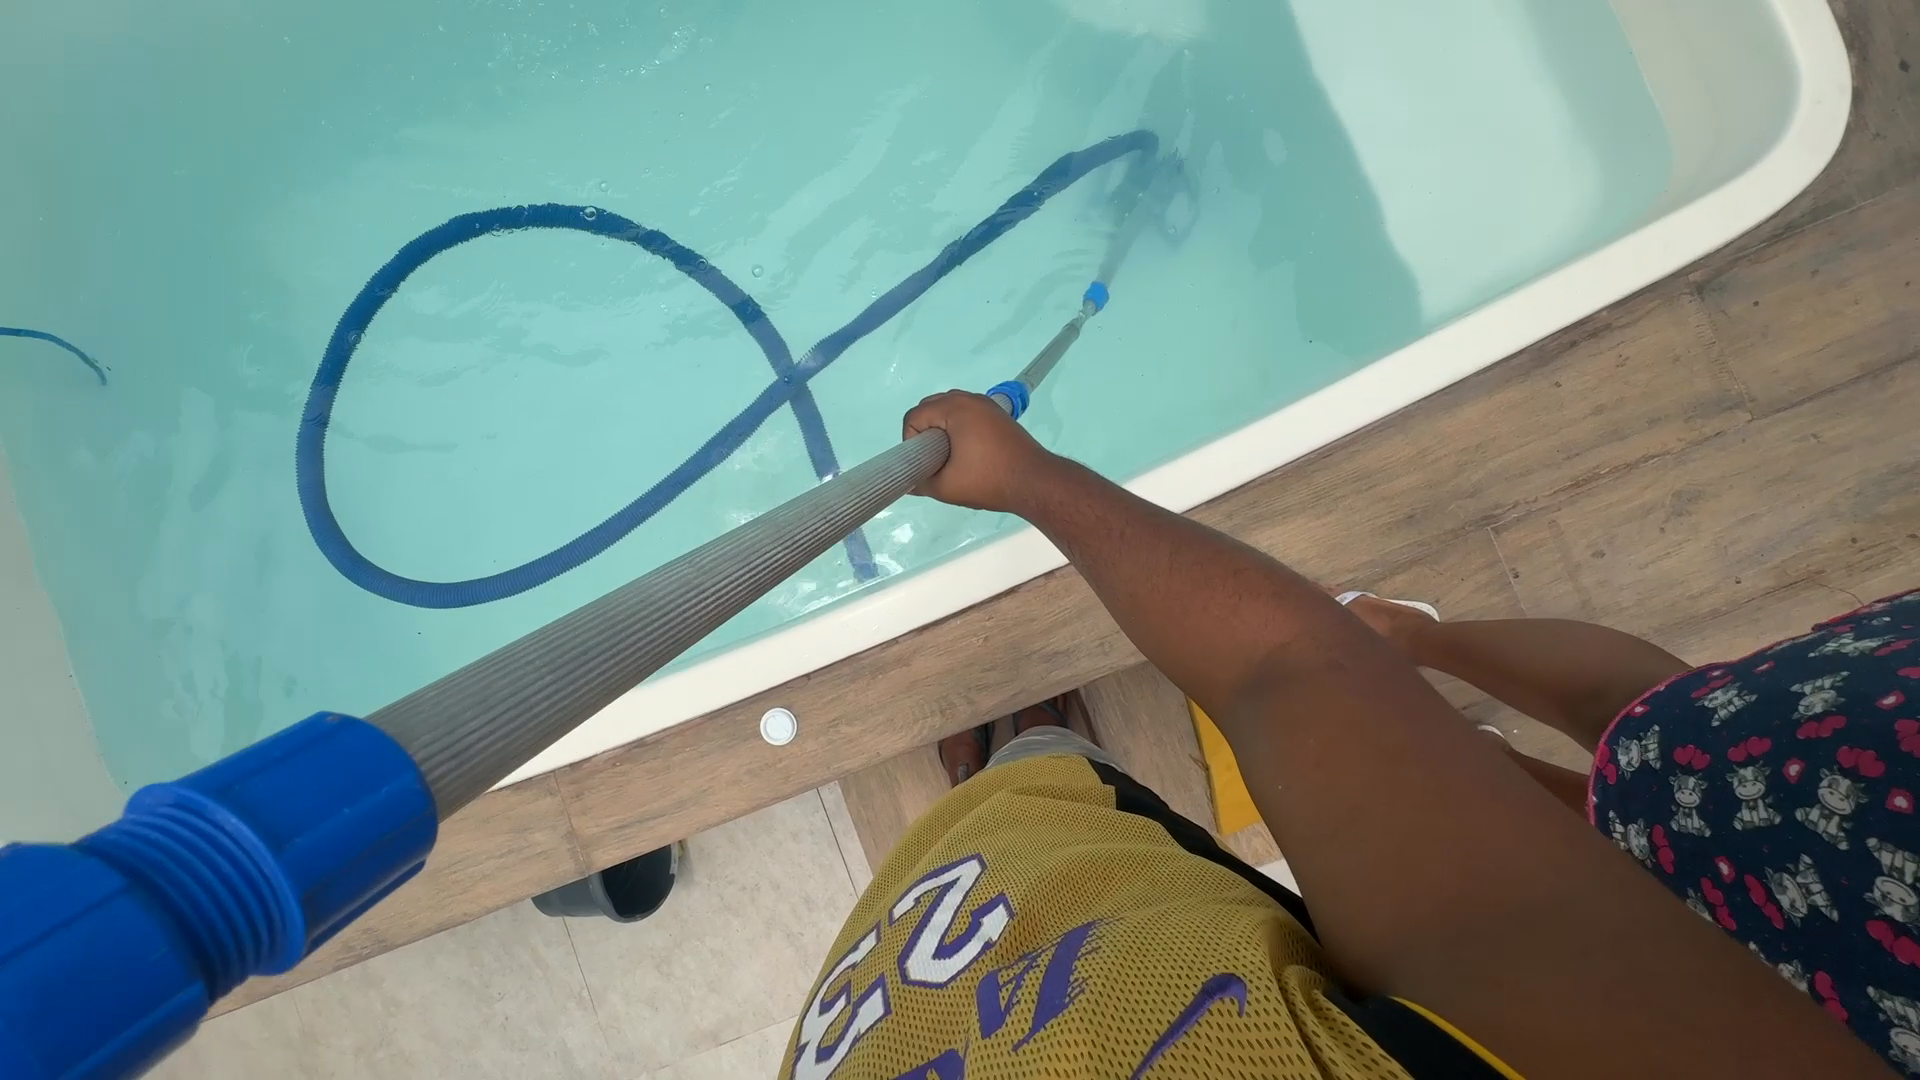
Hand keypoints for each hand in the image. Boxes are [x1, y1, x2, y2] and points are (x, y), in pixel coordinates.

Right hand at [902, 390, 1057, 512]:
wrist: (1034, 482)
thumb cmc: (989, 480)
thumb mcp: (946, 487)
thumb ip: (921, 482)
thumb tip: (909, 483)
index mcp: (954, 408)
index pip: (914, 416)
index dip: (911, 442)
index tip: (923, 463)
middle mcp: (969, 398)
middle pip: (930, 407)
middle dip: (925, 433)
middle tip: (933, 460)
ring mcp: (986, 404)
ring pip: (949, 410)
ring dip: (942, 430)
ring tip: (950, 458)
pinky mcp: (997, 415)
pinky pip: (967, 414)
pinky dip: (959, 428)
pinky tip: (968, 453)